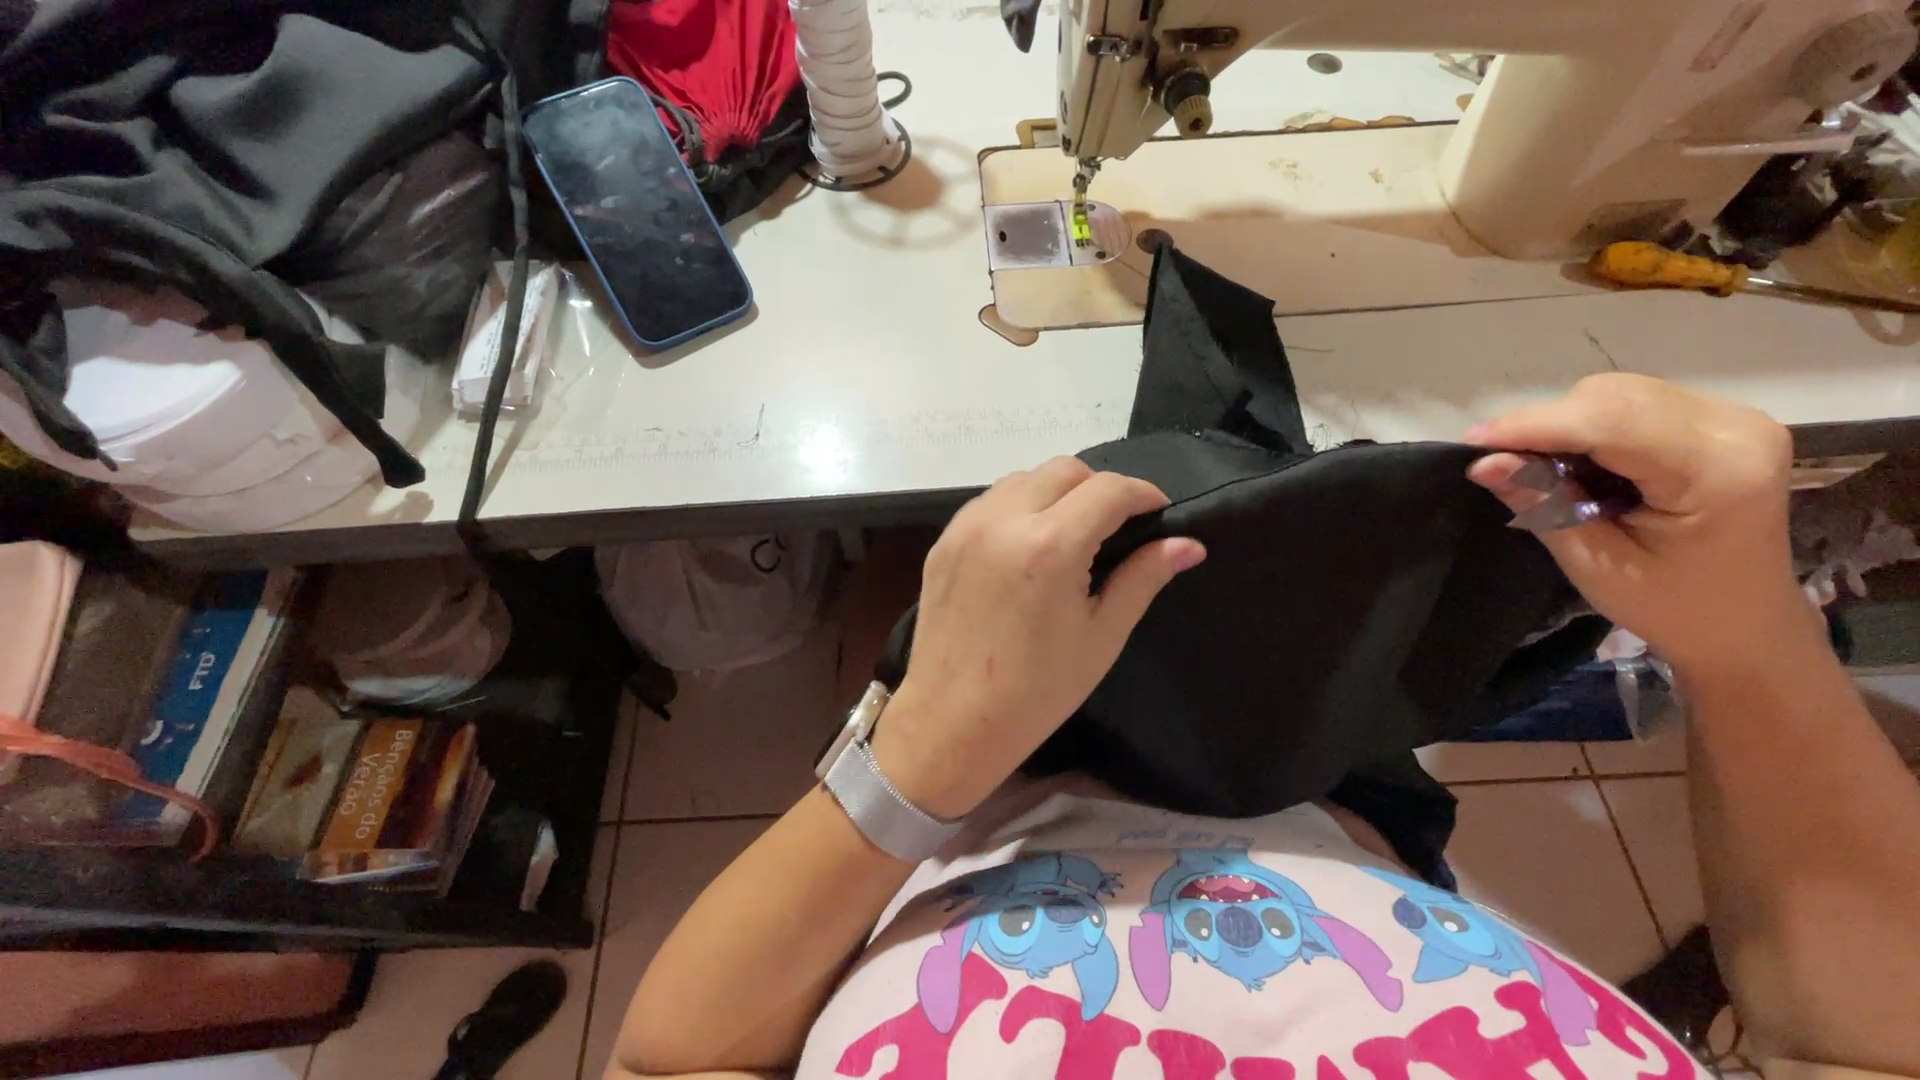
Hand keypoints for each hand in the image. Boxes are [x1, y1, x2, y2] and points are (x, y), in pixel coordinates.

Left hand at [871, 457, 1205, 819]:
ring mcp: (966, 528)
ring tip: (1072, 536)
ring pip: (1023, 478)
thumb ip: (1143, 578)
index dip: (1144, 494)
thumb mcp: (1101, 637)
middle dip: (1100, 488)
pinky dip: (1019, 507)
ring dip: (1056, 493)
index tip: (1158, 513)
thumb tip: (1188, 544)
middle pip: (1065, 470)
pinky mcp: (943, 542)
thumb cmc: (1035, 692)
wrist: (950, 723)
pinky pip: (990, 502)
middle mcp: (1004, 521)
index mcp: (1050, 546)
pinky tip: (1029, 547)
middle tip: (1116, 527)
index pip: (1109, 489)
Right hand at [1464, 374, 1819, 677]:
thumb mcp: (1596, 564)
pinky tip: (1581, 462)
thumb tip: (1483, 462)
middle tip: (1504, 464)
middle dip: (1547, 424)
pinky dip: (1590, 424)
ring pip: (1619, 394)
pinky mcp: (1719, 420)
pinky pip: (1635, 402)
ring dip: (1566, 423)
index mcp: (1719, 472)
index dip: (1535, 425)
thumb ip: (1544, 505)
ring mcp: (1733, 418)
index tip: (1473, 443)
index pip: (1611, 422)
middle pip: (1614, 398)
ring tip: (1544, 468)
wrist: (1744, 623)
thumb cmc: (1672, 606)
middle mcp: (1735, 429)